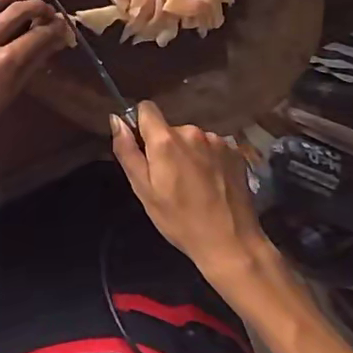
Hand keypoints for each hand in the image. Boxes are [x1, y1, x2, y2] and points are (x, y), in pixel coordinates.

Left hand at [0, 0, 72, 158]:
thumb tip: (58, 39)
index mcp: (5, 62)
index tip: (61, 24)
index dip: (55, 26)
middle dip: (39, 7)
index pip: (39, 34)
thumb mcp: (15, 89)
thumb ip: (36, 60)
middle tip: (45, 12)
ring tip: (20, 2)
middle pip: (19, 10)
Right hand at [111, 101, 282, 296]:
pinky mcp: (236, 153)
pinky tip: (212, 184)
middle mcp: (192, 132)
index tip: (144, 149)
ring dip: (188, 153)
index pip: (146, 108)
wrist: (232, 244)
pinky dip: (208, 160)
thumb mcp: (143, 189)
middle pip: (169, 128)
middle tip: (170, 179)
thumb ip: (126, 150)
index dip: (141, 125)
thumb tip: (116, 119)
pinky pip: (212, 148)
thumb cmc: (179, 219)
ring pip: (191, 139)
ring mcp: (217, 141)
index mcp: (165, 139)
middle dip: (166, 146)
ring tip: (194, 185)